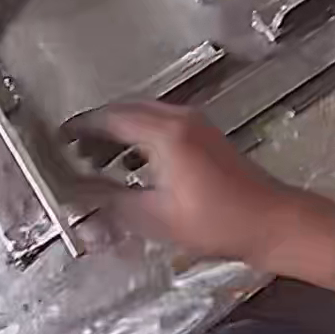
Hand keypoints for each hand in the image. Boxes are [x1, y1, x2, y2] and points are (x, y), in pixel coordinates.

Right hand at [65, 100, 334, 317]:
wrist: (275, 223)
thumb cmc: (218, 223)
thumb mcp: (156, 218)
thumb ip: (112, 201)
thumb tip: (80, 195)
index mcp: (165, 134)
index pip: (110, 119)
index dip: (81, 127)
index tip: (59, 137)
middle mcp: (179, 118)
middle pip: (125, 110)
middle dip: (96, 126)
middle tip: (72, 147)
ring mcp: (195, 123)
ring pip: (143, 114)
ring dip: (117, 129)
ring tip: (94, 155)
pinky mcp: (204, 134)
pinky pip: (159, 122)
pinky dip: (137, 134)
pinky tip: (130, 160)